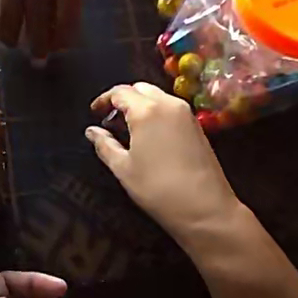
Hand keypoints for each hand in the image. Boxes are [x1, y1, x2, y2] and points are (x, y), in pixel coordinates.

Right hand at [86, 83, 243, 241]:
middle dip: (123, 99)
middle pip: (140, 89)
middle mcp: (168, 104)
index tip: (95, 112)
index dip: (104, 100)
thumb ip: (105, 144)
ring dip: (141, 104)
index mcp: (146, 110)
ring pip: (158, 96)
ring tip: (128, 128)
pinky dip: (156, 112)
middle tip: (110, 119)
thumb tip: (92, 131)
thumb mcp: (123, 168)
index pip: (120, 92)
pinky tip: (149, 135)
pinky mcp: (197, 126)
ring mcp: (186, 114)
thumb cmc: (157, 189)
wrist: (205, 208)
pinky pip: (171, 108)